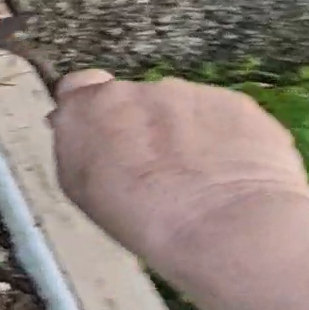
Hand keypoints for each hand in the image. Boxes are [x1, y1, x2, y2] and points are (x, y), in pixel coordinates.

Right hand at [49, 70, 308, 271]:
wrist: (223, 224)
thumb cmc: (137, 214)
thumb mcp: (77, 184)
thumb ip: (75, 145)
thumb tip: (81, 130)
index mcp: (83, 107)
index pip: (78, 84)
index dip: (91, 105)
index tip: (103, 127)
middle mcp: (128, 89)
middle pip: (133, 100)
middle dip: (143, 123)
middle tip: (157, 164)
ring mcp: (182, 92)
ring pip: (180, 107)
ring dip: (185, 130)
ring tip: (203, 174)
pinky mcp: (233, 101)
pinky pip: (223, 115)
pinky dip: (226, 136)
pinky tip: (233, 170)